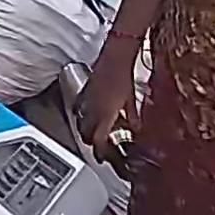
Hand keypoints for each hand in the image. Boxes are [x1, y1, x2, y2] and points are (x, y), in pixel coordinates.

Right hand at [79, 39, 139, 162]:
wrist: (115, 56)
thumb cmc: (123, 75)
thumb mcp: (131, 100)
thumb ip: (131, 118)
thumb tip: (136, 129)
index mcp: (104, 113)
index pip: (98, 140)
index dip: (101, 152)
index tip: (106, 158)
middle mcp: (91, 108)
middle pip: (86, 134)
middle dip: (93, 143)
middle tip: (102, 149)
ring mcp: (85, 99)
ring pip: (80, 122)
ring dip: (86, 130)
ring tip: (95, 134)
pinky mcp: (84, 91)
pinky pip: (78, 108)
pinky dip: (82, 114)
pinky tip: (88, 114)